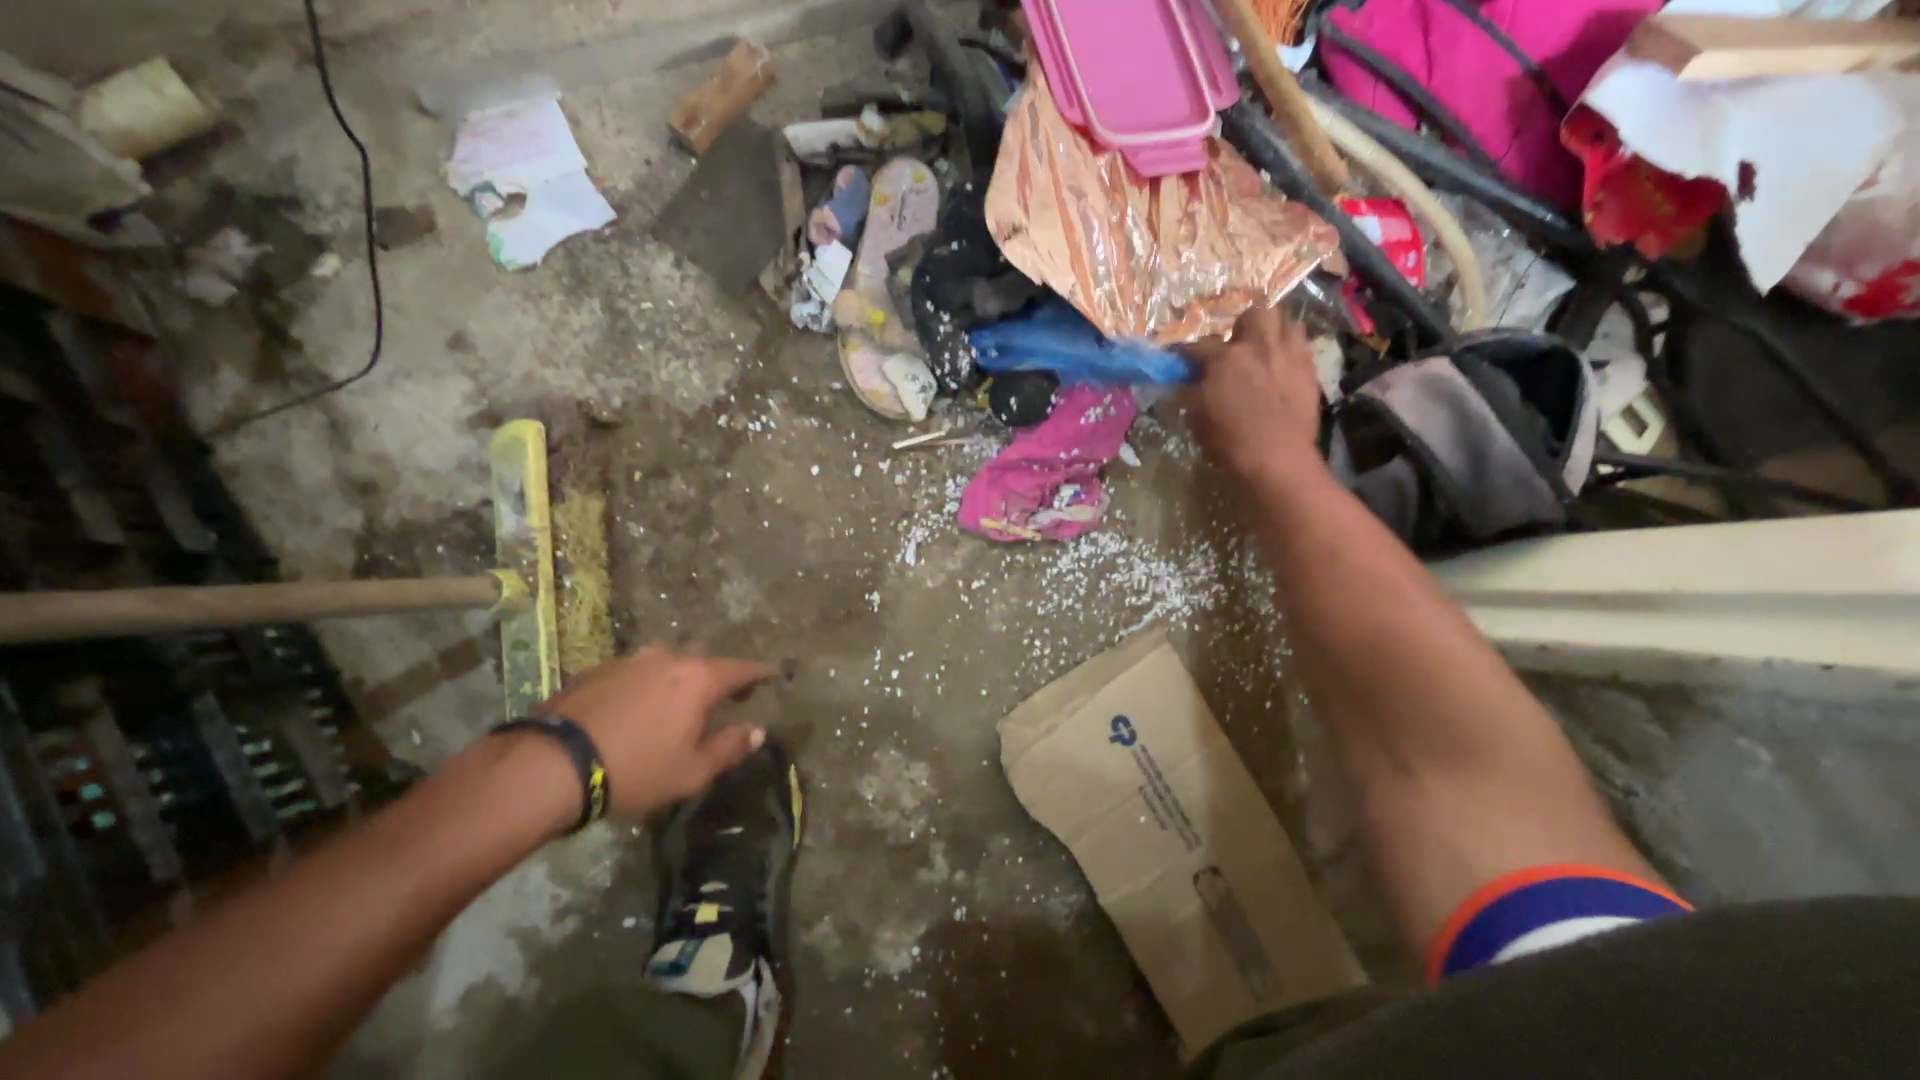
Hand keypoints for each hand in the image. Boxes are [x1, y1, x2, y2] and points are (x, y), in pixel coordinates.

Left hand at [533, 646, 774, 816]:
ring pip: (665, 663)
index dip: (759, 672)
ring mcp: (628, 661)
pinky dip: (645, 685)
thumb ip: (729, 747)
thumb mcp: (691, 771)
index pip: (740, 669)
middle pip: (702, 661)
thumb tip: (757, 731)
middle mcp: (666, 659)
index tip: (773, 674)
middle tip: (724, 696)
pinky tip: (637, 708)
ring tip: (677, 702)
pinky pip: (634, 672)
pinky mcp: (595, 670)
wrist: (553, 763)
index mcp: (697, 679)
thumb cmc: (636, 770)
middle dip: (716, 676)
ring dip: (677, 678)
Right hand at [1185, 305, 1323, 480]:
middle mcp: (1260, 347)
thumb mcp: (1197, 417)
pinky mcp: (1311, 373)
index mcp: (1226, 357)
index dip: (1184, 352)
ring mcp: (1290, 357)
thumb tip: (1190, 382)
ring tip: (1266, 351)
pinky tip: (1283, 371)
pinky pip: (1302, 349)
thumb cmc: (1230, 440)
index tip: (1178, 357)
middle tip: (1236, 347)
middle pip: (1254, 315)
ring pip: (1287, 323)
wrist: (1278, 458)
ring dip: (1274, 333)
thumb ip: (1193, 392)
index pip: (1197, 346)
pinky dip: (1290, 354)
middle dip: (1243, 326)